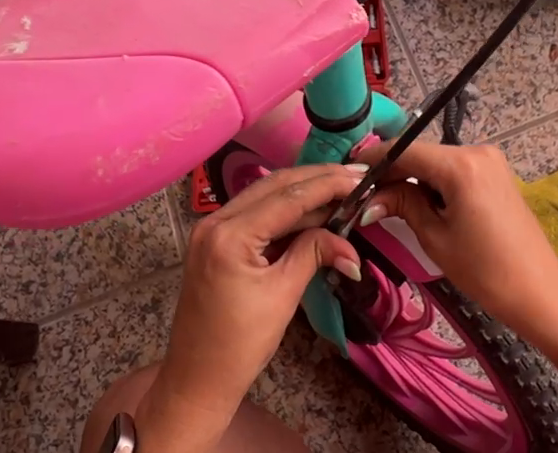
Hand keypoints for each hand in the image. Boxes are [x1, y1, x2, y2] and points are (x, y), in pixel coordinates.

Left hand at [139, 163, 366, 451]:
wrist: (197, 380)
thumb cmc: (240, 345)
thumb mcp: (283, 295)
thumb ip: (314, 253)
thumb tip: (350, 242)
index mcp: (230, 235)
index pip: (288, 197)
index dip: (327, 184)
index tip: (360, 177)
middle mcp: (215, 220)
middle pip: (275, 185)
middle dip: (318, 179)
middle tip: (355, 176)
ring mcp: (211, 227)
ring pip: (265, 193)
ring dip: (303, 191)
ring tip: (341, 187)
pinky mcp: (215, 238)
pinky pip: (256, 210)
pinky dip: (285, 208)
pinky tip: (312, 208)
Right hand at [354, 142, 557, 342]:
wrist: (539, 291)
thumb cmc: (484, 270)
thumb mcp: (435, 238)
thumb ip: (402, 205)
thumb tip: (369, 197)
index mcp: (461, 164)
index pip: (406, 149)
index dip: (374, 158)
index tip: (348, 169)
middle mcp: (477, 150)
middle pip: (422, 153)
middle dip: (393, 170)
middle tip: (363, 192)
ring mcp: (490, 159)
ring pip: (438, 160)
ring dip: (413, 176)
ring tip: (386, 201)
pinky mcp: (496, 172)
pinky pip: (455, 169)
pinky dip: (434, 181)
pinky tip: (419, 201)